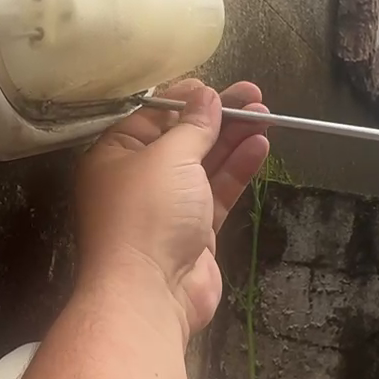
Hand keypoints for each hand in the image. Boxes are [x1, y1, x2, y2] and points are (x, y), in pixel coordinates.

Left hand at [75, 79, 270, 341]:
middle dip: (216, 117)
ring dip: (232, 139)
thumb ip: (192, 128)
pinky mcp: (193, 232)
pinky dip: (236, 170)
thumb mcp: (167, 158)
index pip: (150, 118)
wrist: (149, 293)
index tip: (215, 85)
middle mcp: (136, 180)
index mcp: (113, 156)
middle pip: (181, 139)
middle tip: (254, 95)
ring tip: (265, 114)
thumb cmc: (146, 214)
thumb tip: (206, 98)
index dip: (183, 100)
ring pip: (203, 165)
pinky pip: (216, 193)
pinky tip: (260, 145)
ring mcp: (166, 208)